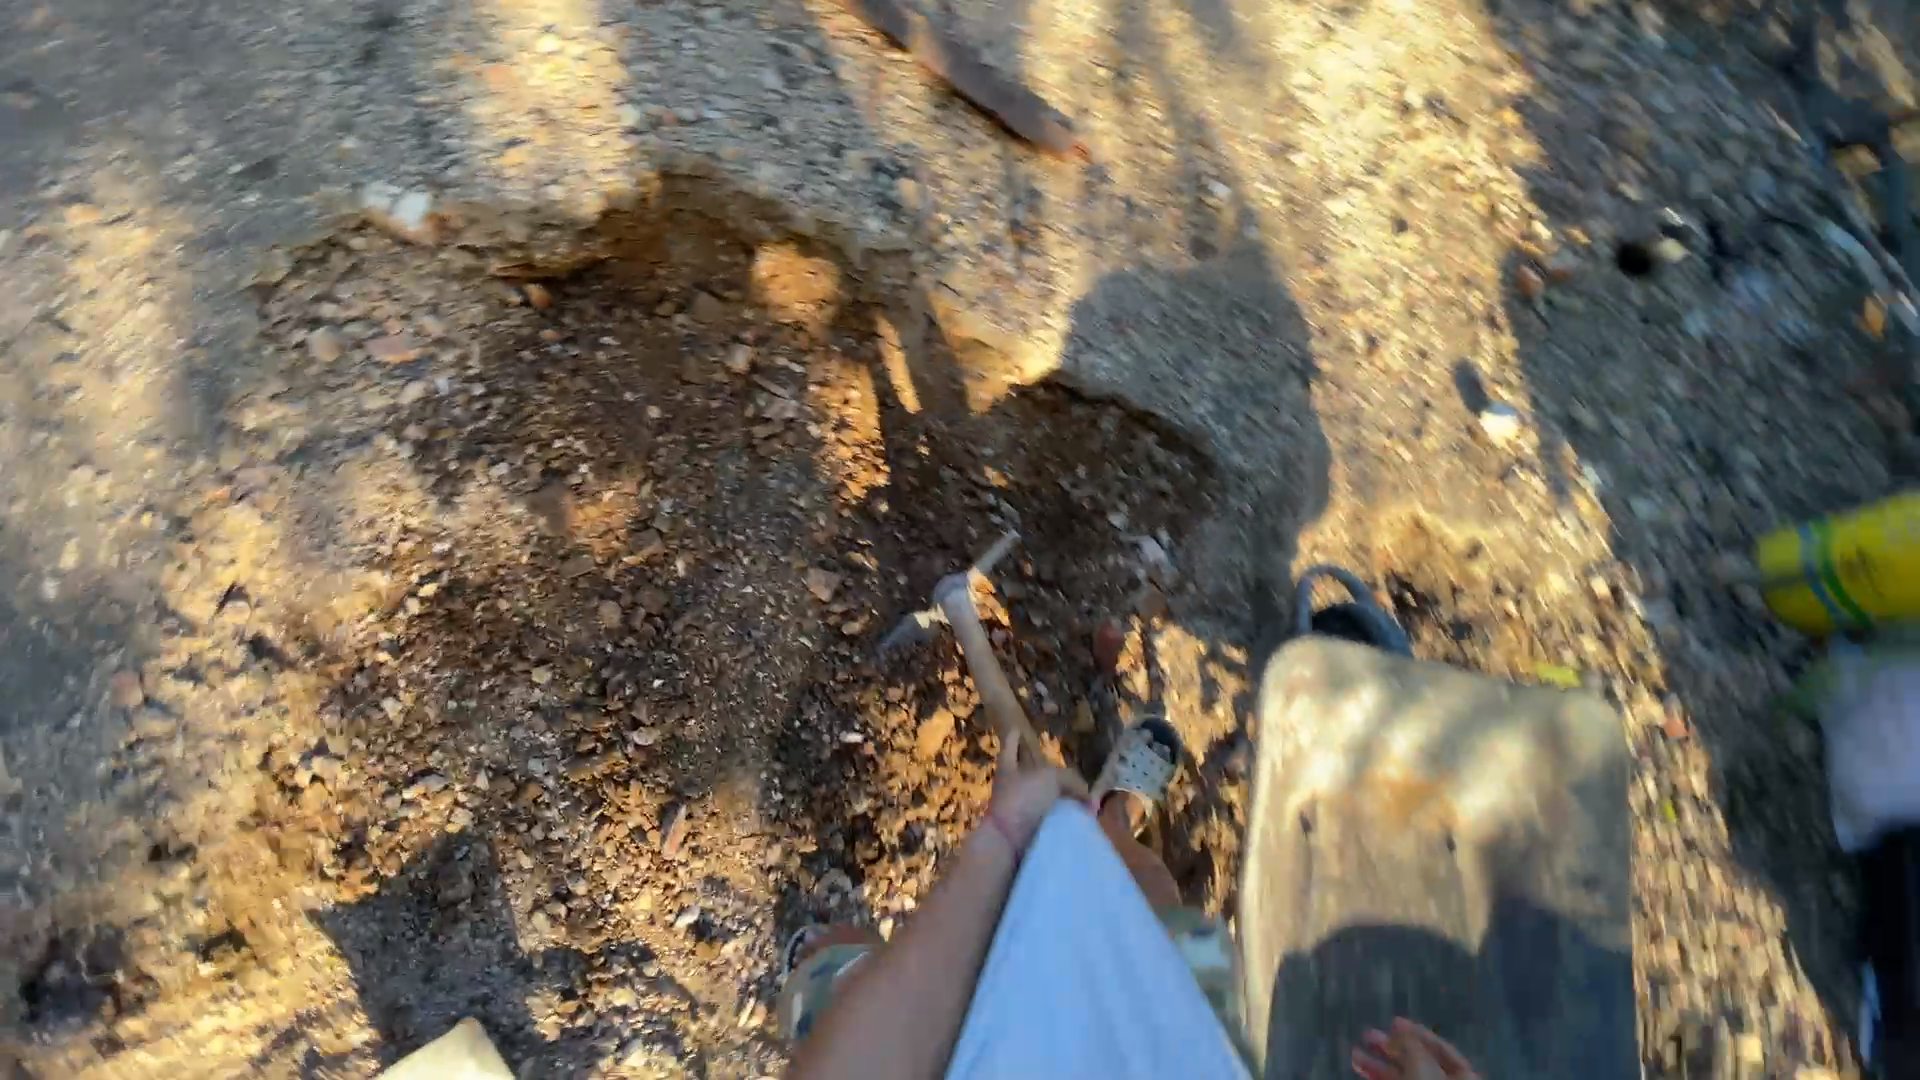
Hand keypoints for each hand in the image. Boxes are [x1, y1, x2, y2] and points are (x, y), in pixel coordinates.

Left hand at [983, 733, 1088, 853]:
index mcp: (1009, 767)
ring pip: (1041, 798)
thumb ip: (1071, 780)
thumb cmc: (1023, 798)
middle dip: (1046, 771)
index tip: (1018, 729)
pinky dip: (1065, 820)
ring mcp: (1018, 809)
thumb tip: (1088, 798)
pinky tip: (1082, 821)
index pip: (1011, 745)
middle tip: (1068, 771)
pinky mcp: (1027, 831)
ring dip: (1060, 799)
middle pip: (1028, 773)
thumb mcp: (1051, 778)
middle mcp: (1011, 786)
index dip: (1015, 737)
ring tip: (1085, 801)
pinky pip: (1049, 821)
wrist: (1009, 843)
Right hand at [1351, 1019, 1477, 1079]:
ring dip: (1379, 1064)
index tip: (1392, 1021)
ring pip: (1404, 1078)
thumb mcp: (1418, 1062)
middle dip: (1391, 1048)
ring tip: (1355, 1053)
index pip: (1443, 1050)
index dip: (1418, 1033)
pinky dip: (1379, 1079)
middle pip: (1419, 1063)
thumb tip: (1400, 1033)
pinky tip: (1360, 1069)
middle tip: (1368, 1035)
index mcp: (1464, 1079)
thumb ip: (1409, 1041)